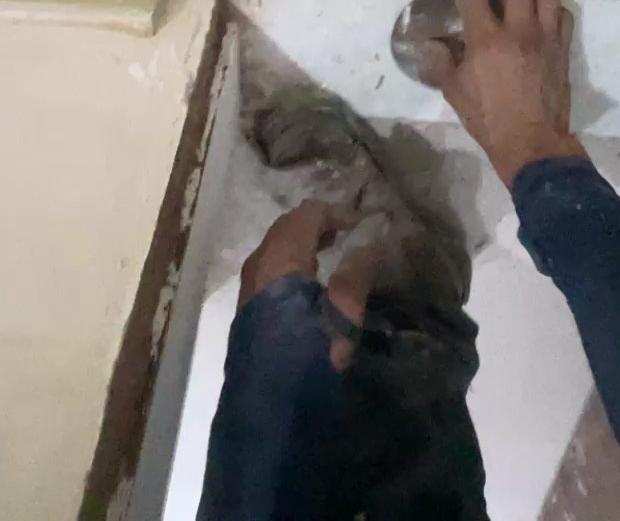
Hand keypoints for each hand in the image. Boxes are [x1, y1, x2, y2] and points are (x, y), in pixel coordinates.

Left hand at [239, 201, 380, 369]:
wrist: (266, 405)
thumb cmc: (309, 353)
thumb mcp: (343, 315)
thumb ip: (357, 275)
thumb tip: (371, 246)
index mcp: (280, 256)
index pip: (307, 214)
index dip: (335, 213)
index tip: (361, 224)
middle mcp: (259, 261)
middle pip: (288, 225)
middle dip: (318, 222)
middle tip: (348, 231)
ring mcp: (249, 282)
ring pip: (277, 244)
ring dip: (304, 239)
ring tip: (333, 248)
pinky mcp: (248, 302)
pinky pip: (270, 263)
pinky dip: (292, 257)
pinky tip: (310, 276)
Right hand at [421, 0, 585, 186]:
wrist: (532, 143)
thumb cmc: (488, 118)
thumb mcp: (453, 90)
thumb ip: (439, 61)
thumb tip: (429, 43)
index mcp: (486, 39)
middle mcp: (519, 29)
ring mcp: (546, 36)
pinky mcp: (563, 47)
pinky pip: (561, 11)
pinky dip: (549, 1)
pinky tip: (537, 6)